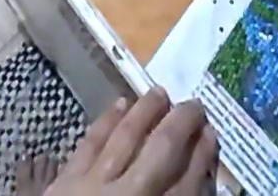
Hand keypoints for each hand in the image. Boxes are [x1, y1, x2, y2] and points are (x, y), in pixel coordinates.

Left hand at [44, 88, 217, 195]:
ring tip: (161, 92)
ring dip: (146, 112)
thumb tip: (188, 191)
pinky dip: (107, 121)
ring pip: (126, 137)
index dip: (202, 159)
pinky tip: (120, 104)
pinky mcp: (65, 182)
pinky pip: (90, 143)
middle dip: (182, 125)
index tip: (212, 135)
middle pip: (161, 152)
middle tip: (196, 105)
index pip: (186, 188)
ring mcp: (94, 186)